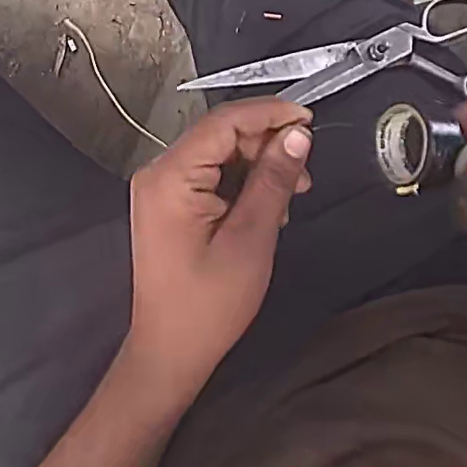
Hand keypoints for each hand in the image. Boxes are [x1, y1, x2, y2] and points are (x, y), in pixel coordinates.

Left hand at [125, 97, 312, 388]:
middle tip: (303, 170)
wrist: (170, 352)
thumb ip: (273, 180)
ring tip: (290, 194)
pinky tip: (268, 204)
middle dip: (267, 144)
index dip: (269, 113)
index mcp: (171, 177)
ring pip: (220, 152)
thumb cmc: (207, 305)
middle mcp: (159, 173)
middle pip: (221, 133)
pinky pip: (212, 173)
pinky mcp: (170, 202)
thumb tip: (298, 135)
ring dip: (259, 164)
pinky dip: (244, 181)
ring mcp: (162, 187)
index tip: (307, 120)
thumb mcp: (251, 238)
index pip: (224, 121)